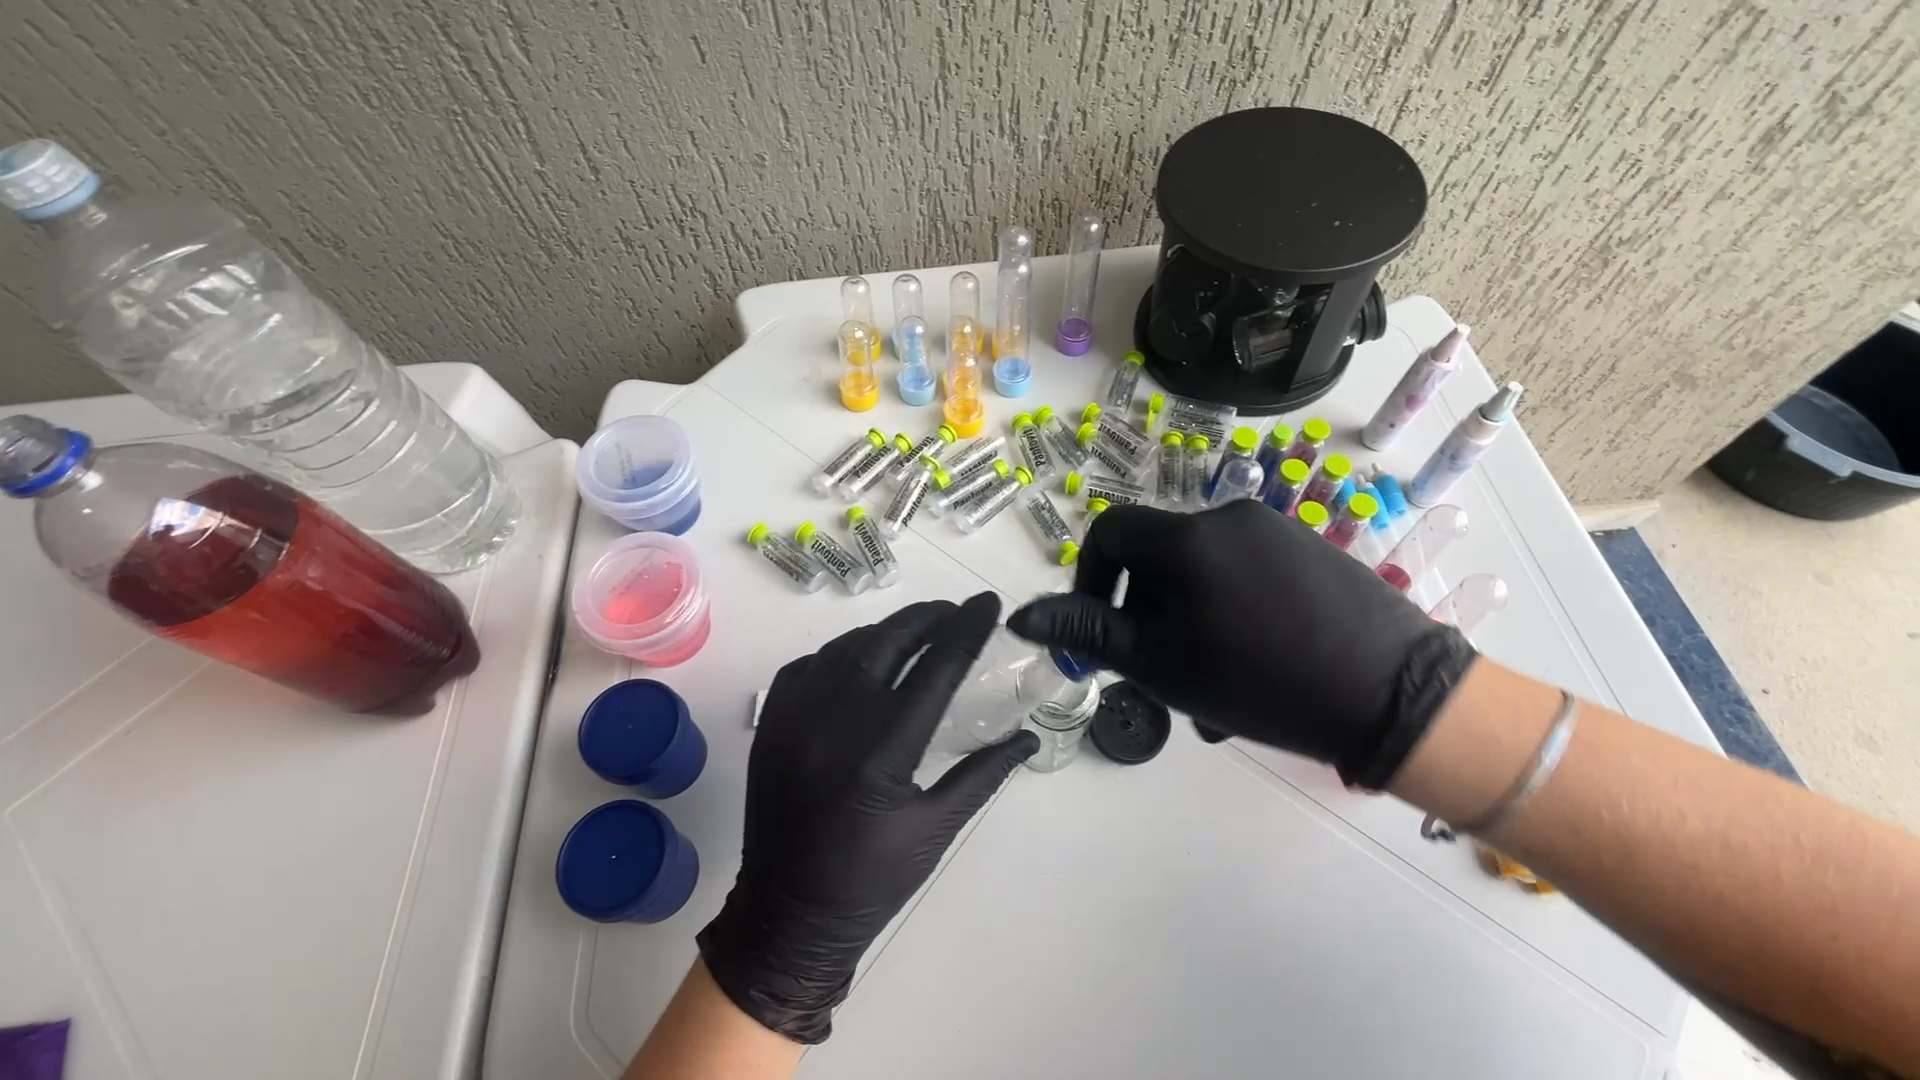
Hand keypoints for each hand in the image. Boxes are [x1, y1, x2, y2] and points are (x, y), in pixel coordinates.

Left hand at [696, 594, 1037, 1043]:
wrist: (788, 916)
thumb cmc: (872, 881)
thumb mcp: (937, 828)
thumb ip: (983, 773)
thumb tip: (1027, 738)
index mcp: (883, 753)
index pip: (935, 670)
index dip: (966, 630)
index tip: (987, 603)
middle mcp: (834, 724)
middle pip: (886, 643)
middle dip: (925, 618)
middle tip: (953, 612)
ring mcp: (793, 721)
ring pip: (844, 649)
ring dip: (883, 633)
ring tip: (915, 631)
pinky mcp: (769, 726)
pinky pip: (805, 668)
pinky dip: (838, 654)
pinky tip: (860, 660)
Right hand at [1006, 501, 1474, 787]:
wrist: (1396, 695)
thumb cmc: (1262, 681)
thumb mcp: (1161, 664)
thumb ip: (1089, 633)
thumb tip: (1022, 616)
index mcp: (1187, 538)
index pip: (1110, 534)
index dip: (1090, 580)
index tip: (1104, 634)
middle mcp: (1229, 519)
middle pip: (1158, 560)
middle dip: (1147, 616)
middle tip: (1163, 677)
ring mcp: (1278, 532)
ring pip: (1203, 576)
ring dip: (1191, 626)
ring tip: (1212, 691)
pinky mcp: (1313, 554)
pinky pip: (1247, 578)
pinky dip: (1232, 617)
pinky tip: (1254, 671)